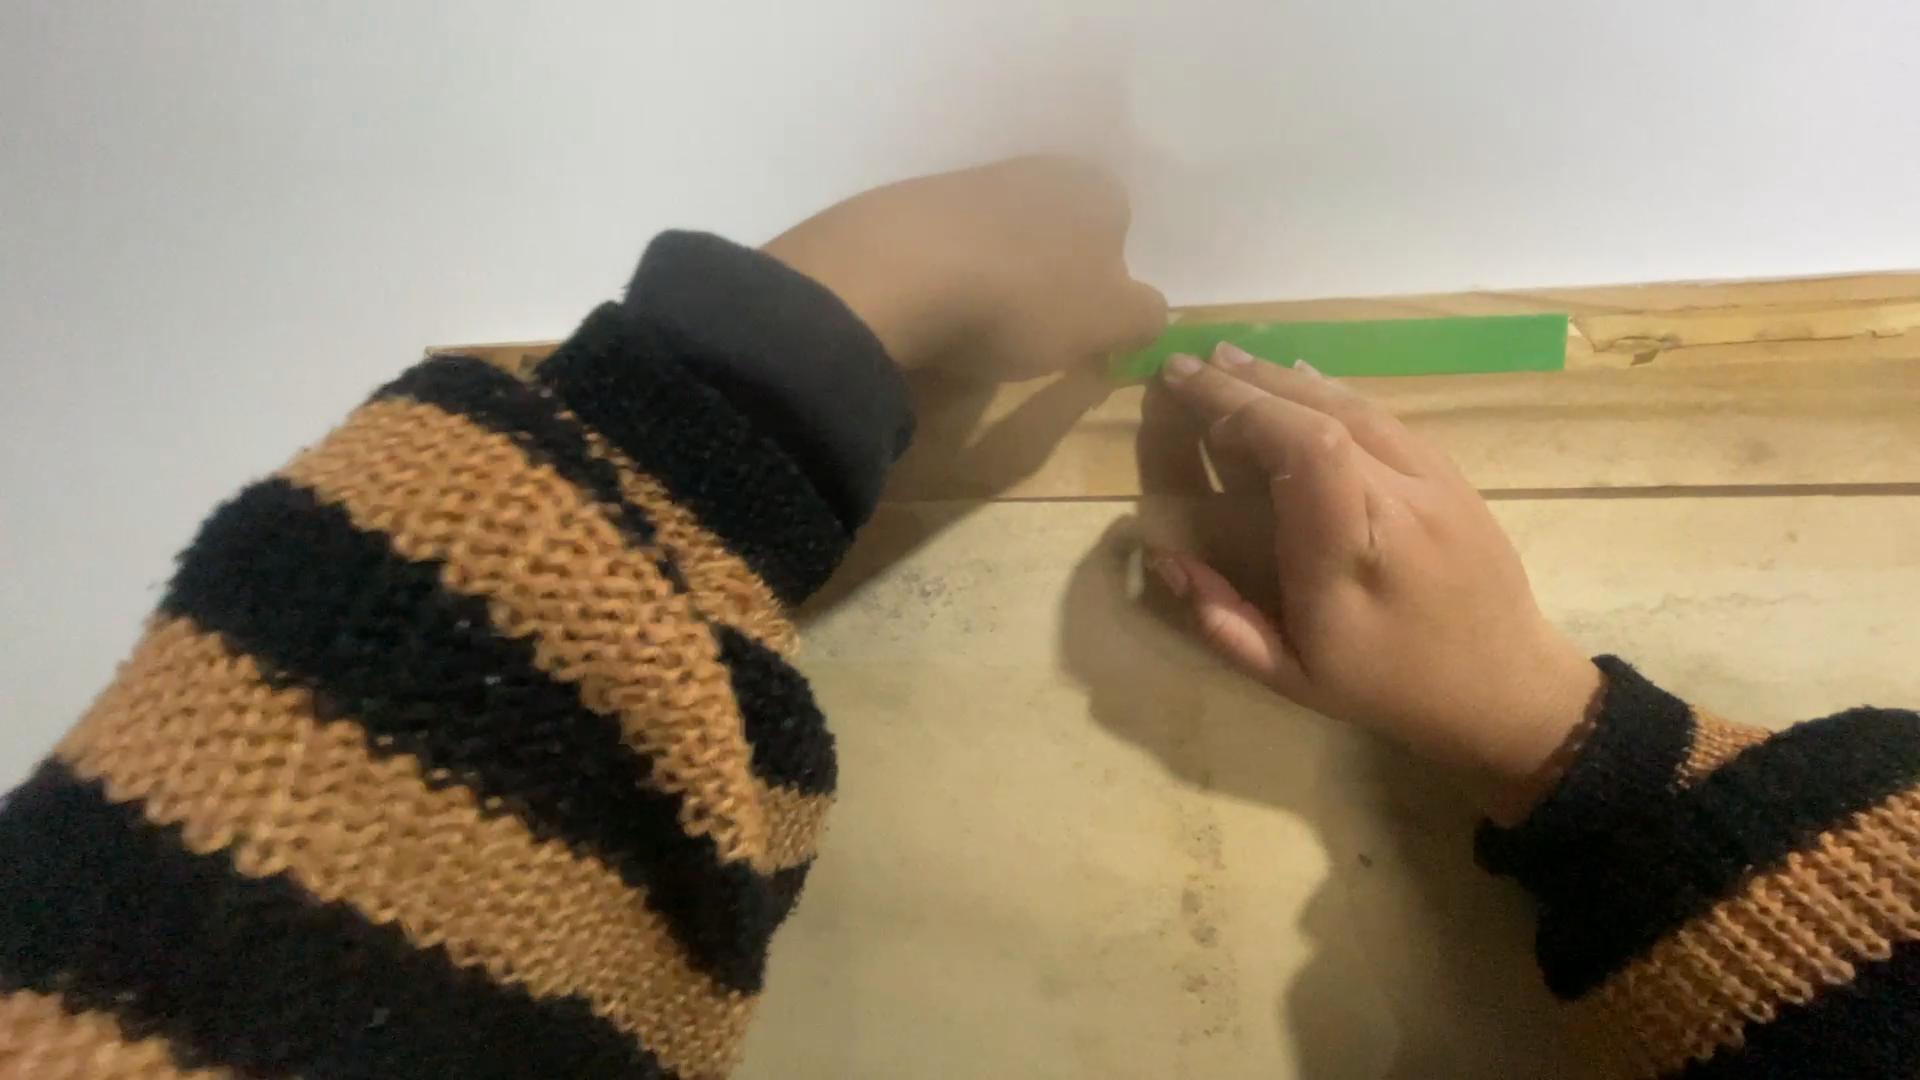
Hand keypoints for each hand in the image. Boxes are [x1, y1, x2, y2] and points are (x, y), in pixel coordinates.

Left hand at [763, 156, 1166, 379]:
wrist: (899, 275)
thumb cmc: (1025, 300)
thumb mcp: (1110, 320)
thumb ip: (1143, 315)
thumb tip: (1146, 313)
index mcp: (1092, 188)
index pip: (1119, 232)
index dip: (1105, 288)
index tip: (1082, 330)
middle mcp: (1032, 171)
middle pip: (1057, 236)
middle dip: (1050, 282)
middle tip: (1031, 334)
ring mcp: (966, 184)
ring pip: (1002, 242)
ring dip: (998, 282)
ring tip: (977, 329)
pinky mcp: (909, 209)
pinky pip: (947, 252)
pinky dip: (948, 282)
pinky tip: (935, 314)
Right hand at [1153, 344, 1602, 824]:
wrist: (1505, 686)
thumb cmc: (1385, 684)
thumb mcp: (1289, 678)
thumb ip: (1220, 621)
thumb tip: (1162, 557)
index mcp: (1354, 554)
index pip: (1308, 450)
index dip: (1243, 407)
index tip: (1185, 390)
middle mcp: (1400, 502)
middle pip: (1320, 414)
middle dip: (1244, 384)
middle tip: (1185, 366)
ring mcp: (1434, 479)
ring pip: (1352, 404)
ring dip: (1281, 377)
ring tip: (1226, 361)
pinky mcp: (1448, 472)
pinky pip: (1380, 415)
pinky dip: (1324, 390)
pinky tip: (1292, 379)